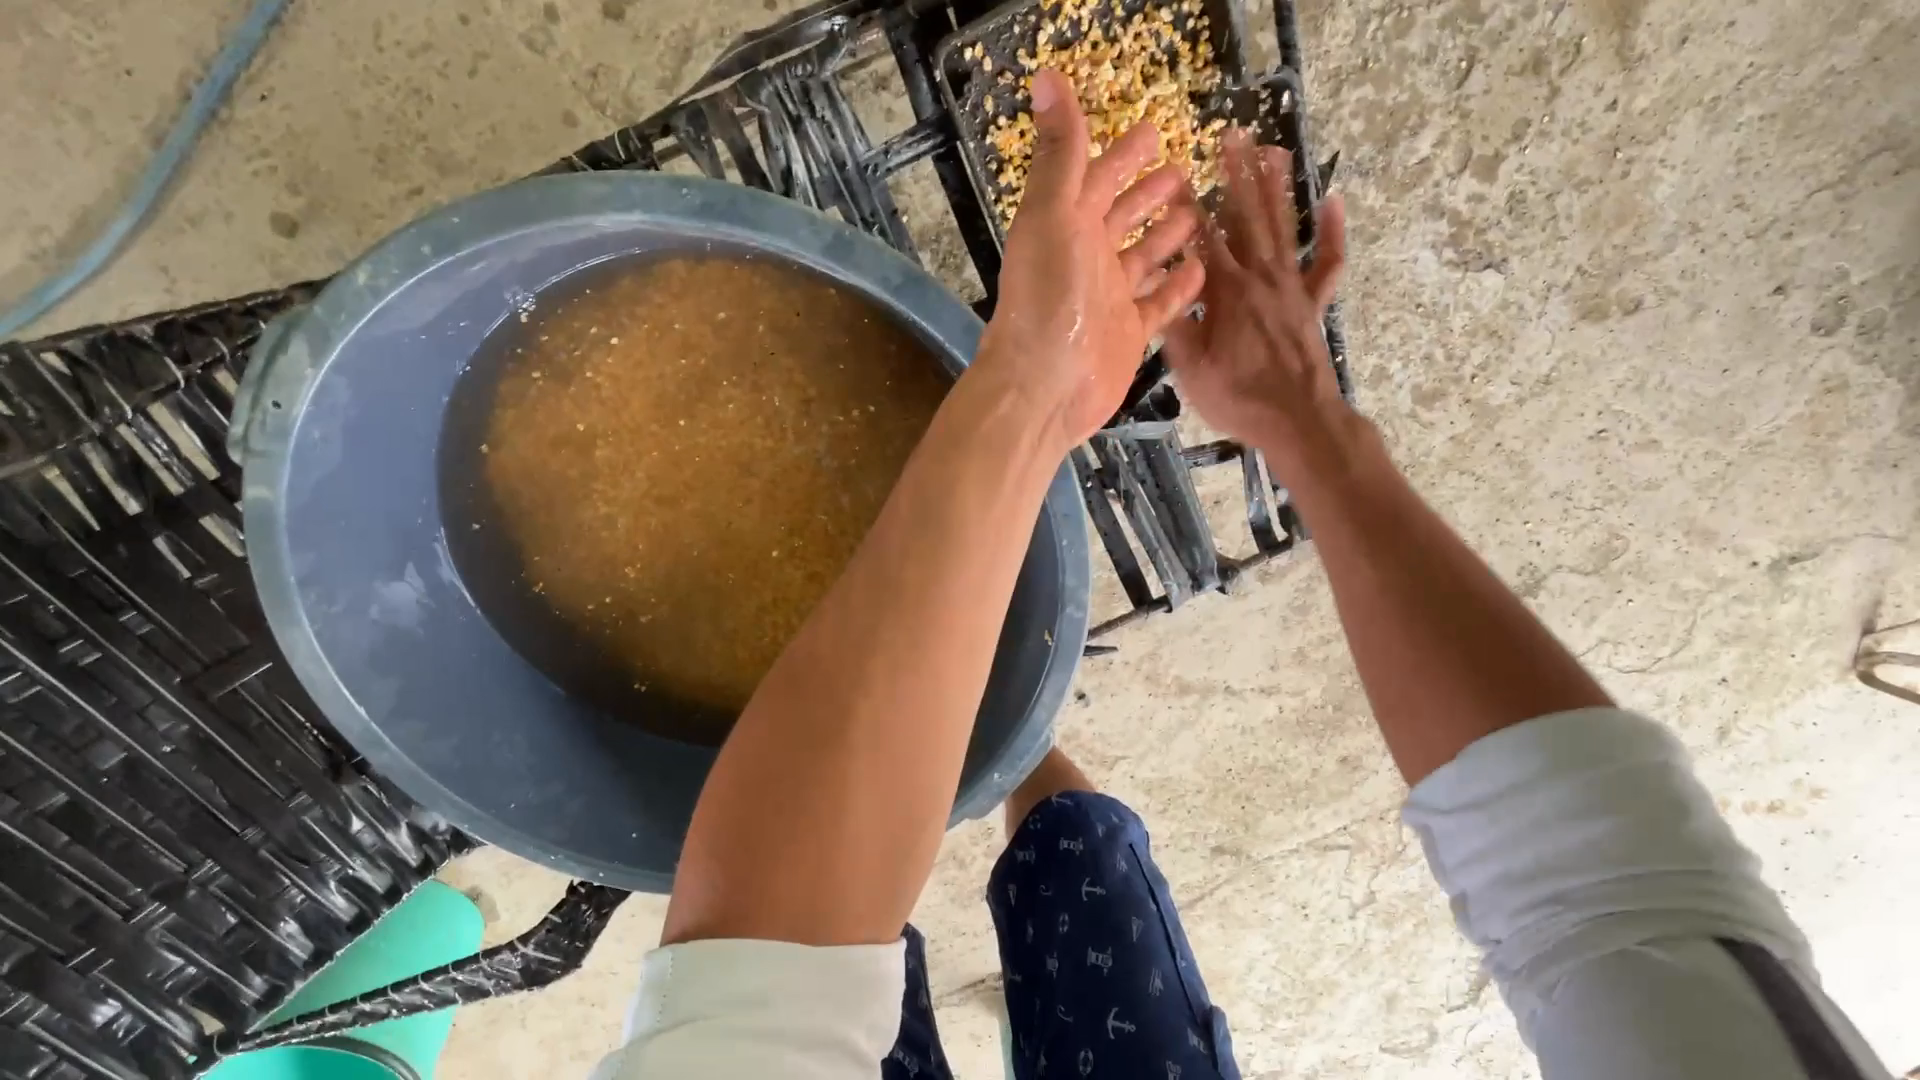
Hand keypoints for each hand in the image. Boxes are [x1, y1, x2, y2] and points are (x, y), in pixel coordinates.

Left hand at [975, 69, 1206, 449]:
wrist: (1045, 385)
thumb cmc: (1045, 299)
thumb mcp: (1050, 215)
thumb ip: (1058, 152)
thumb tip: (1046, 77)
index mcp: (1064, 226)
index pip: (1096, 179)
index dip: (1122, 154)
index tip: (1153, 130)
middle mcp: (1085, 259)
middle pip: (1121, 217)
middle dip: (1149, 192)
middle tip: (1183, 169)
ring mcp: (1108, 298)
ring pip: (1143, 257)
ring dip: (1167, 234)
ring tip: (1199, 211)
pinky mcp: (1129, 334)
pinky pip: (1159, 304)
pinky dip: (1178, 286)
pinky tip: (1203, 269)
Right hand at [1163, 129, 1348, 466]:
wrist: (1299, 420)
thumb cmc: (1238, 398)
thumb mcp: (1191, 368)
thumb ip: (1174, 324)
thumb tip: (1151, 286)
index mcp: (1226, 294)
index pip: (1203, 240)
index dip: (1187, 207)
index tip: (1174, 175)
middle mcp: (1260, 280)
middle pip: (1247, 219)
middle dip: (1238, 176)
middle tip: (1234, 135)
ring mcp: (1291, 288)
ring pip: (1283, 228)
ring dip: (1277, 189)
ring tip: (1272, 150)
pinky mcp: (1312, 304)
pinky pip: (1328, 262)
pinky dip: (1333, 231)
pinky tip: (1332, 200)